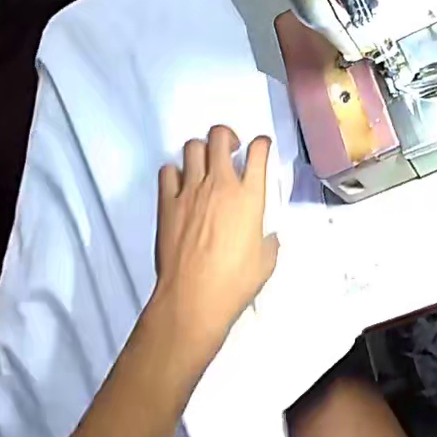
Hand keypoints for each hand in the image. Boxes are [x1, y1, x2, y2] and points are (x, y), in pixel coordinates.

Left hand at [152, 126, 278, 356]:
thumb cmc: (231, 283)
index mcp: (249, 196)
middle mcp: (220, 186)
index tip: (260, 146)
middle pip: (221, 137)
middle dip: (227, 136)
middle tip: (230, 147)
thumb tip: (269, 239)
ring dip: (201, 149)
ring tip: (205, 161)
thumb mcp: (266, 260)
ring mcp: (191, 192)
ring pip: (193, 147)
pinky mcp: (167, 204)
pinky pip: (167, 172)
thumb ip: (270, 241)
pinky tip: (180, 182)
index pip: (258, 151)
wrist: (193, 300)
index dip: (261, 143)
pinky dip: (174, 171)